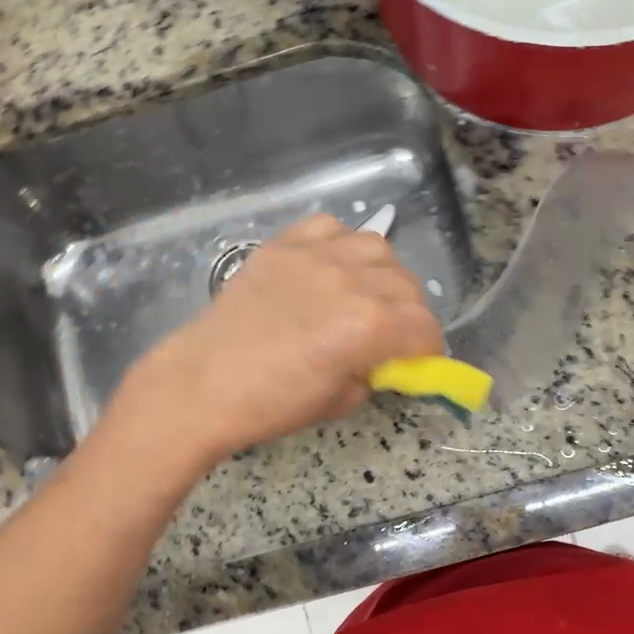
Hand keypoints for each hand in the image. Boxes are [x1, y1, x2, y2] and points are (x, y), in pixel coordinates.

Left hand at [114, 215, 444, 464]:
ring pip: (377, 248)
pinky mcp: (283, 247)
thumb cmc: (272, 404)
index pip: (425, 328)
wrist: (204, 384)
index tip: (421, 363)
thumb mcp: (339, 401)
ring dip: (384, 275)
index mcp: (369, 326)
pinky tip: (333, 270)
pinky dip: (342, 246)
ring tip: (368, 298)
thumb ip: (374, 373)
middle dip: (411, 316)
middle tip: (394, 339)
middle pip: (408, 287)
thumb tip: (386, 361)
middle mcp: (350, 280)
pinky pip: (330, 228)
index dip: (430, 351)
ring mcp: (315, 257)